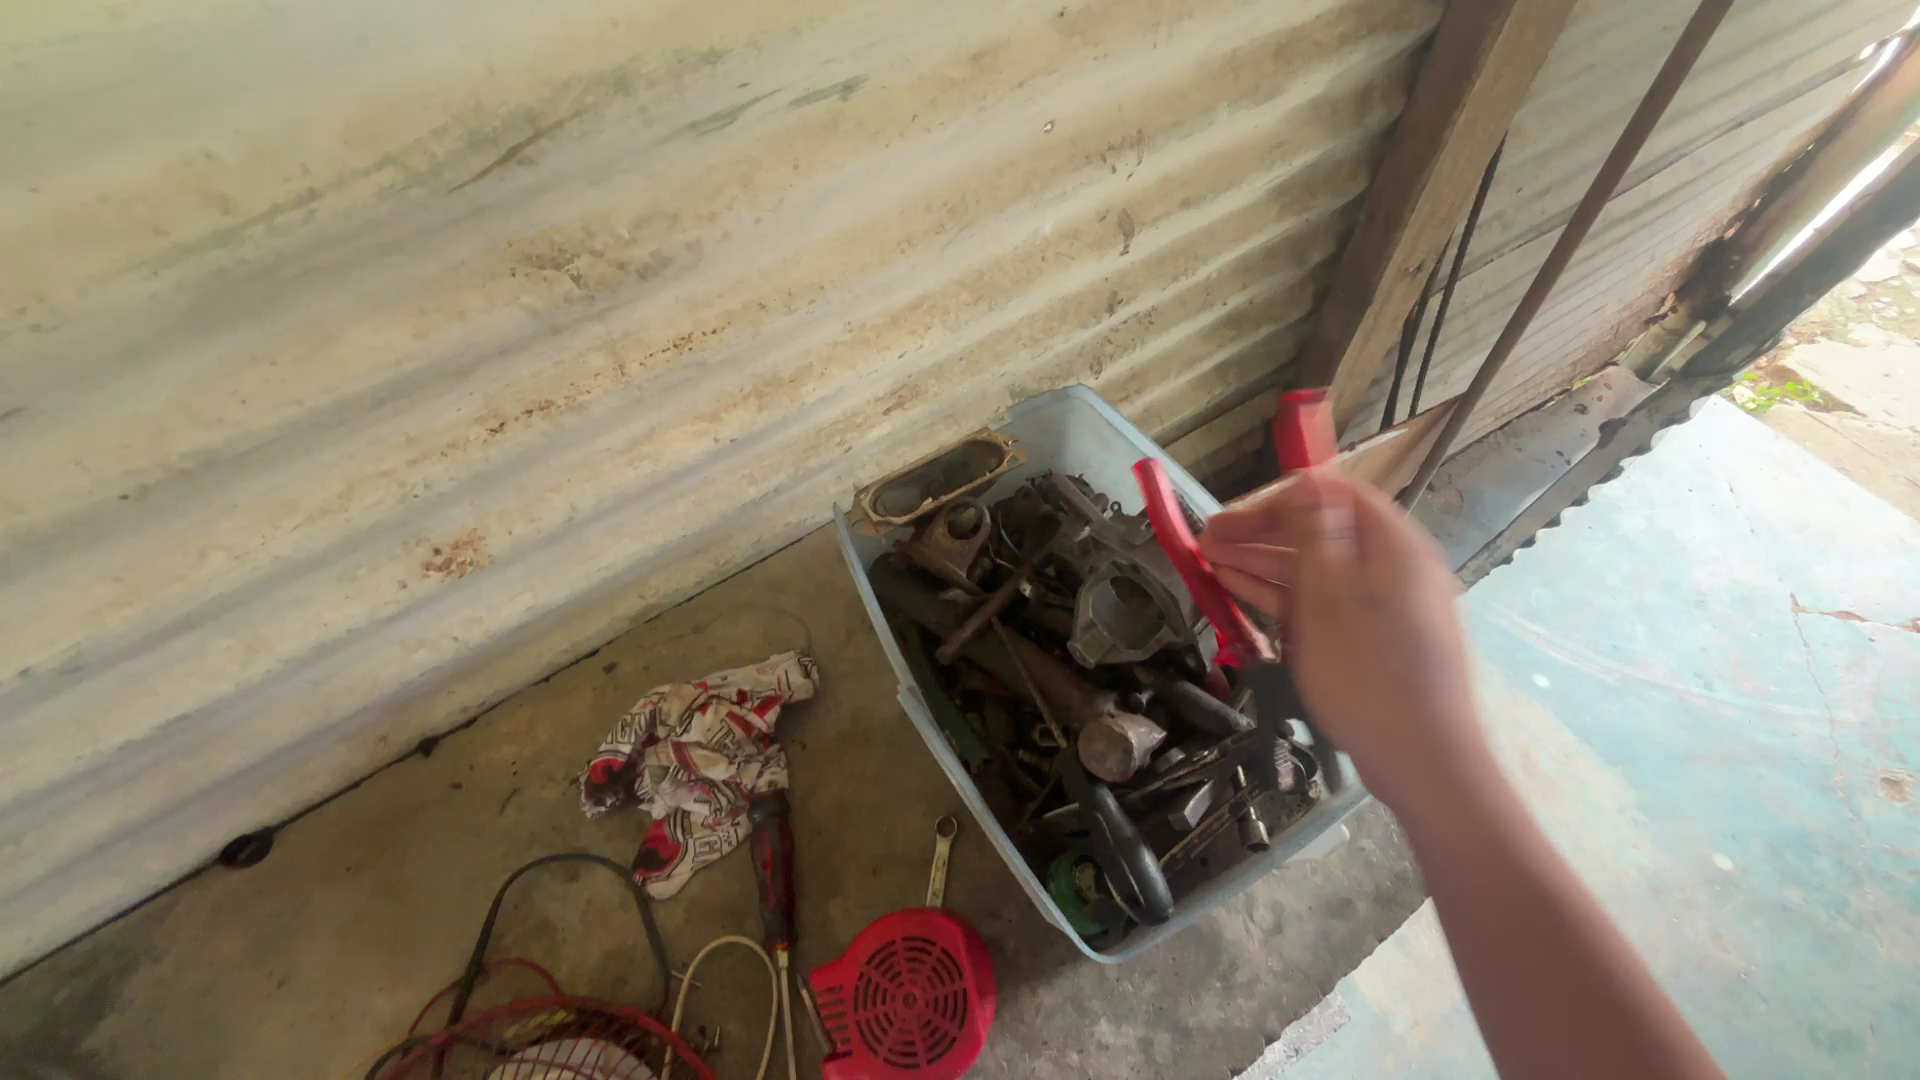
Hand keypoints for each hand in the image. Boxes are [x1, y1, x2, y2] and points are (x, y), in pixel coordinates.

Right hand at [1197, 470, 1489, 812]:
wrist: (1421, 762)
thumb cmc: (1369, 678)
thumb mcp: (1330, 600)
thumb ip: (1316, 536)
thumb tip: (1308, 482)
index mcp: (1393, 548)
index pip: (1335, 496)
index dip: (1281, 499)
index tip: (1234, 513)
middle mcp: (1388, 567)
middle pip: (1319, 531)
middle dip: (1259, 531)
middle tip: (1206, 539)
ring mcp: (1376, 604)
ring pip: (1311, 568)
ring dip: (1258, 560)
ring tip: (1206, 560)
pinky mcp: (1364, 636)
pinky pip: (1316, 600)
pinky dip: (1277, 592)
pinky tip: (1235, 588)